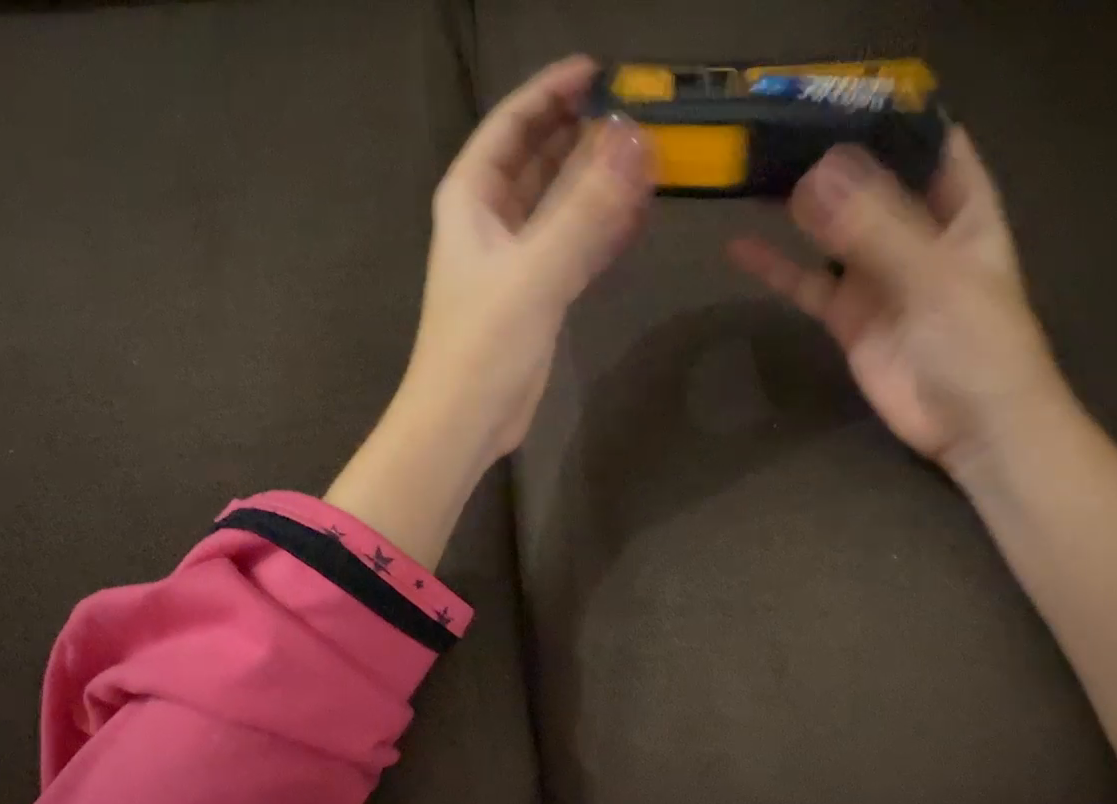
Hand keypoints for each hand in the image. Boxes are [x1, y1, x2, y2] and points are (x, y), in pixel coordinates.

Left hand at [403, 55, 652, 463]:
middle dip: (583, 134)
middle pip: (539, 158)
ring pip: (562, 203)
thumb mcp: (535, 270)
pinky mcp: (539, 292)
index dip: (551, 92)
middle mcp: (492, 219)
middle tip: (639, 115)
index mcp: (471, 198)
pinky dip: (603, 229)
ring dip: (599, 182)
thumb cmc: (484, 342)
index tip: (600, 71)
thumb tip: (635, 141)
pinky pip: (576, 244)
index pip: (512, 125)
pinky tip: (637, 218)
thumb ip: (585, 208)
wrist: (466, 419)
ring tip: (649, 160)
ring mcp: (518, 257)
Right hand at [728, 128, 1069, 474]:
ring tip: (756, 174)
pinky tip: (739, 246)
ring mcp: (880, 276)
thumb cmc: (977, 343)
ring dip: (801, 206)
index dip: (893, 120)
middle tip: (777, 133)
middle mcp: (919, 234)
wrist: (972, 427)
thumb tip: (812, 176)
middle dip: (833, 160)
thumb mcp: (933, 276)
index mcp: (962, 210)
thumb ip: (875, 227)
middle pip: (872, 183)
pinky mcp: (849, 316)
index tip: (839, 102)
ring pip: (834, 230)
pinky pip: (807, 283)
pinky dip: (777, 267)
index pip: (932, 145)